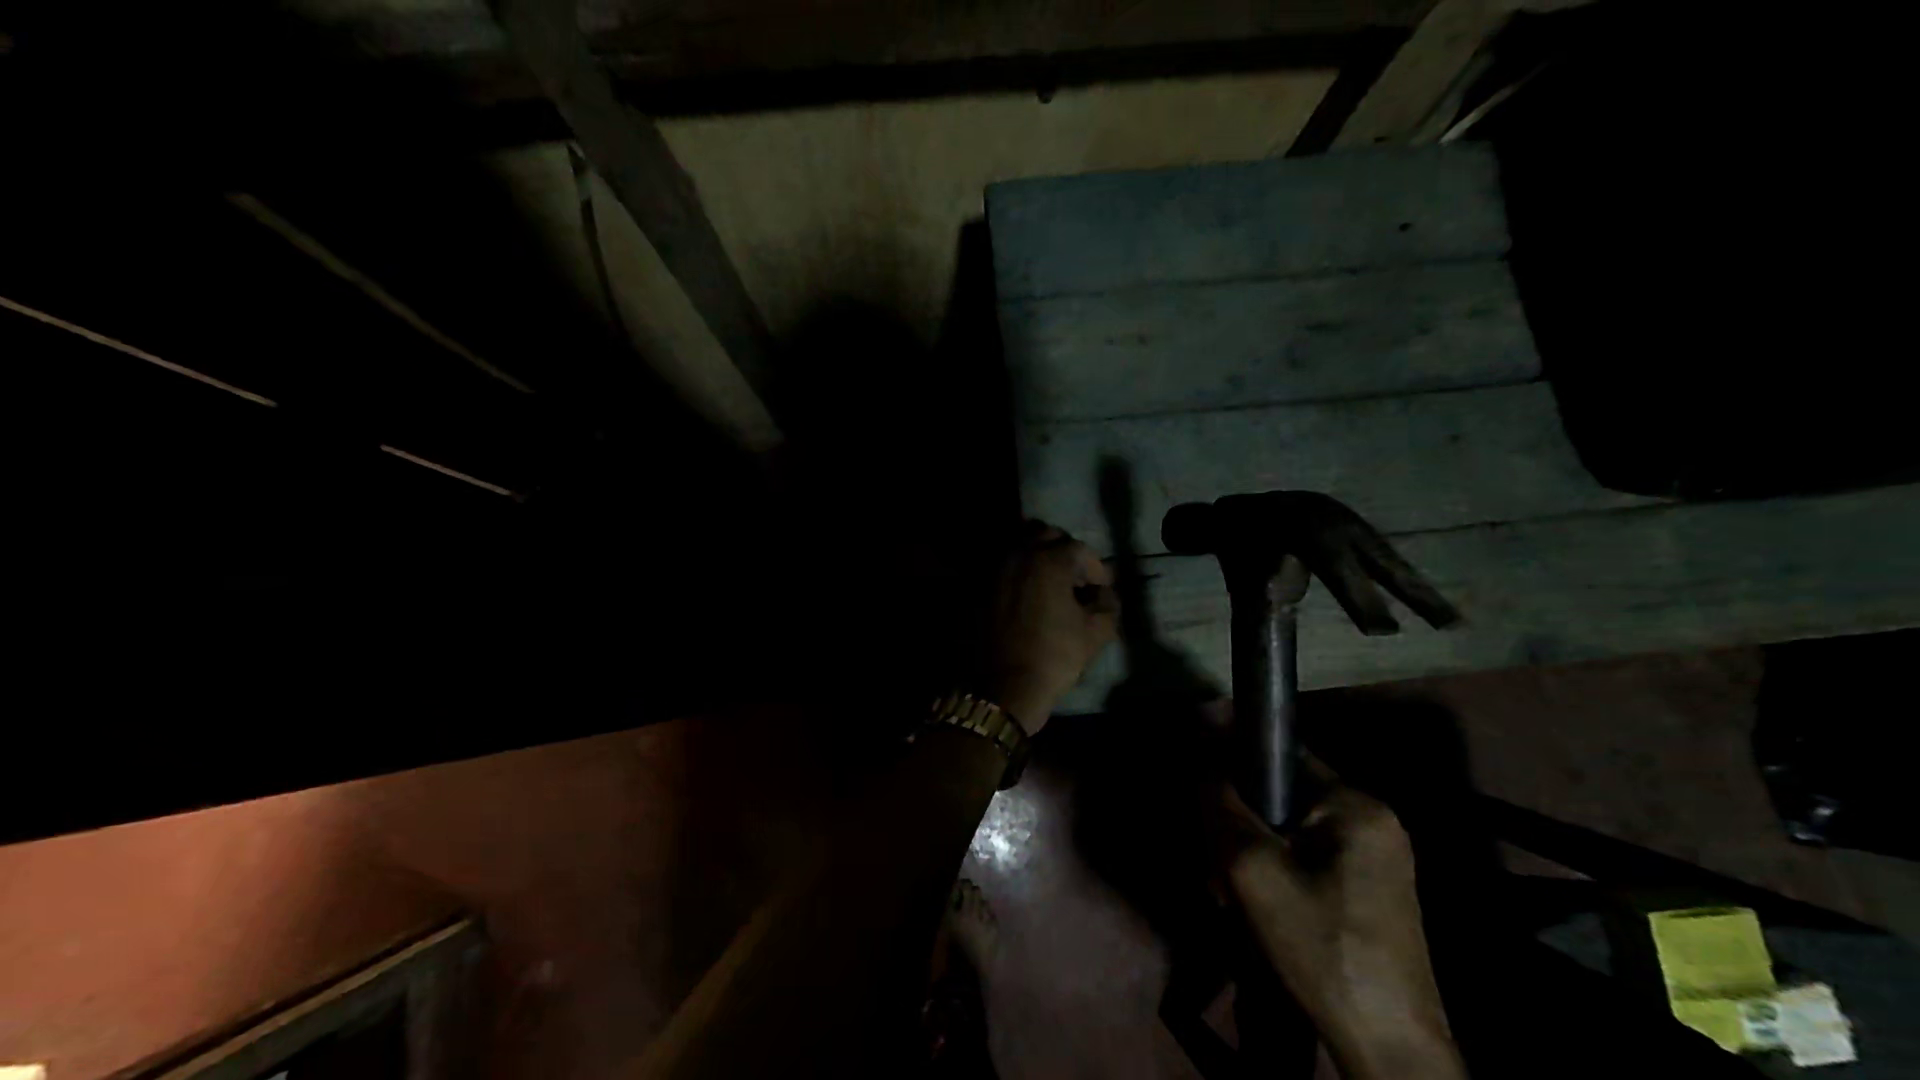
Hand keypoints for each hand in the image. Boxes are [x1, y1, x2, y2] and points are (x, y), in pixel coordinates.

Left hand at [981, 523, 1117, 732]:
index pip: (1079, 549)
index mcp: (1048, 561)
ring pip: (1020, 547)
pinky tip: (1029, 596)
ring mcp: (995, 569)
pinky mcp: (980, 586)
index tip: (1102, 587)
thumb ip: (1108, 603)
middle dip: (1065, 551)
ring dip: (1039, 558)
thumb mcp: (1096, 632)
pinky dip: (1019, 572)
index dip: (1096, 567)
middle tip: (1076, 578)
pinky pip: (1004, 567)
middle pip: (1046, 535)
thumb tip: (1103, 592)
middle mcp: (1018, 555)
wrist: (1005, 686)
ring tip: (1052, 585)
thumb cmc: (1054, 656)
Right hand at [1214, 777, 1464, 1079]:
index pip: (1279, 757)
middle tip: (1217, 872)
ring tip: (1230, 898)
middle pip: (1282, 799)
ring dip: (1253, 857)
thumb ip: (1222, 807)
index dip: (1232, 771)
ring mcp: (1378, 859)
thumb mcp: (1253, 871)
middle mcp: (1375, 821)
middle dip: (1240, 829)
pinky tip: (1258, 913)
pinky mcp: (1372, 892)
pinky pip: (1308, 860)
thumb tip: (1204, 767)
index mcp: (1357, 804)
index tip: (1206, 806)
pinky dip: (1277, 876)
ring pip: (1290, 833)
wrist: (1388, 1047)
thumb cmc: (1319, 947)